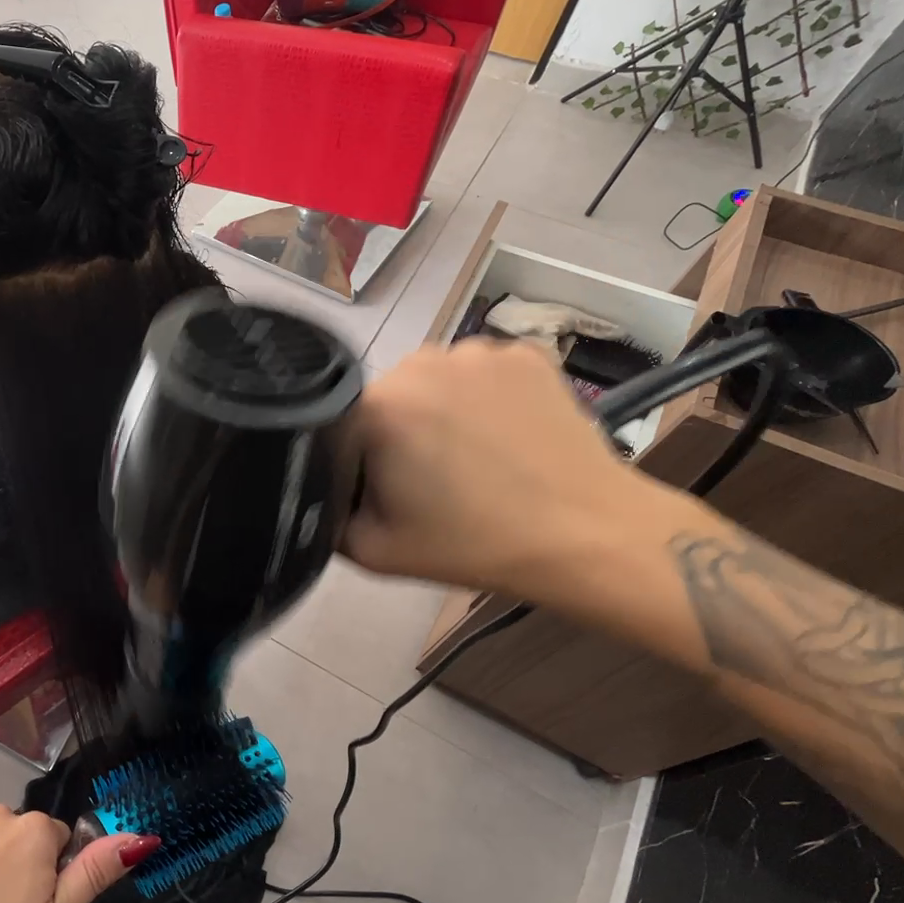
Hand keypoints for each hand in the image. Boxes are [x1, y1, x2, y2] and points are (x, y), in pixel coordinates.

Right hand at [342, 339, 687, 601]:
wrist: (588, 536)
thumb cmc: (475, 544)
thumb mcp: (369, 550)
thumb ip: (324, 515)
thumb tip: (316, 492)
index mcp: (377, 406)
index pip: (338, 423)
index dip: (351, 459)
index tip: (378, 489)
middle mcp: (422, 363)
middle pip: (385, 395)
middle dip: (394, 429)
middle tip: (423, 477)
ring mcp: (480, 352)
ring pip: (433, 379)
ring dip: (437, 408)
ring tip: (469, 454)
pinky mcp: (527, 353)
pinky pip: (480, 371)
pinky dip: (482, 396)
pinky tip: (501, 433)